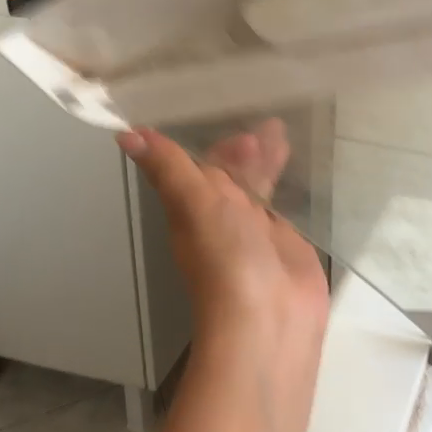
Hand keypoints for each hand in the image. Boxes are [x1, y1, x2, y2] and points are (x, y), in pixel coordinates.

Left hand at [117, 120, 329, 355]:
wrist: (268, 320)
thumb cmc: (227, 260)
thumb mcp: (195, 206)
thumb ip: (170, 168)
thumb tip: (125, 134)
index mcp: (196, 206)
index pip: (200, 163)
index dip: (214, 139)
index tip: (235, 112)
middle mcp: (224, 216)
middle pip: (233, 171)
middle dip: (248, 145)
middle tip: (271, 118)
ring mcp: (258, 229)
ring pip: (260, 183)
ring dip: (270, 158)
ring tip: (288, 130)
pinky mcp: (289, 239)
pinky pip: (287, 202)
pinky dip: (293, 181)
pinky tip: (306, 164)